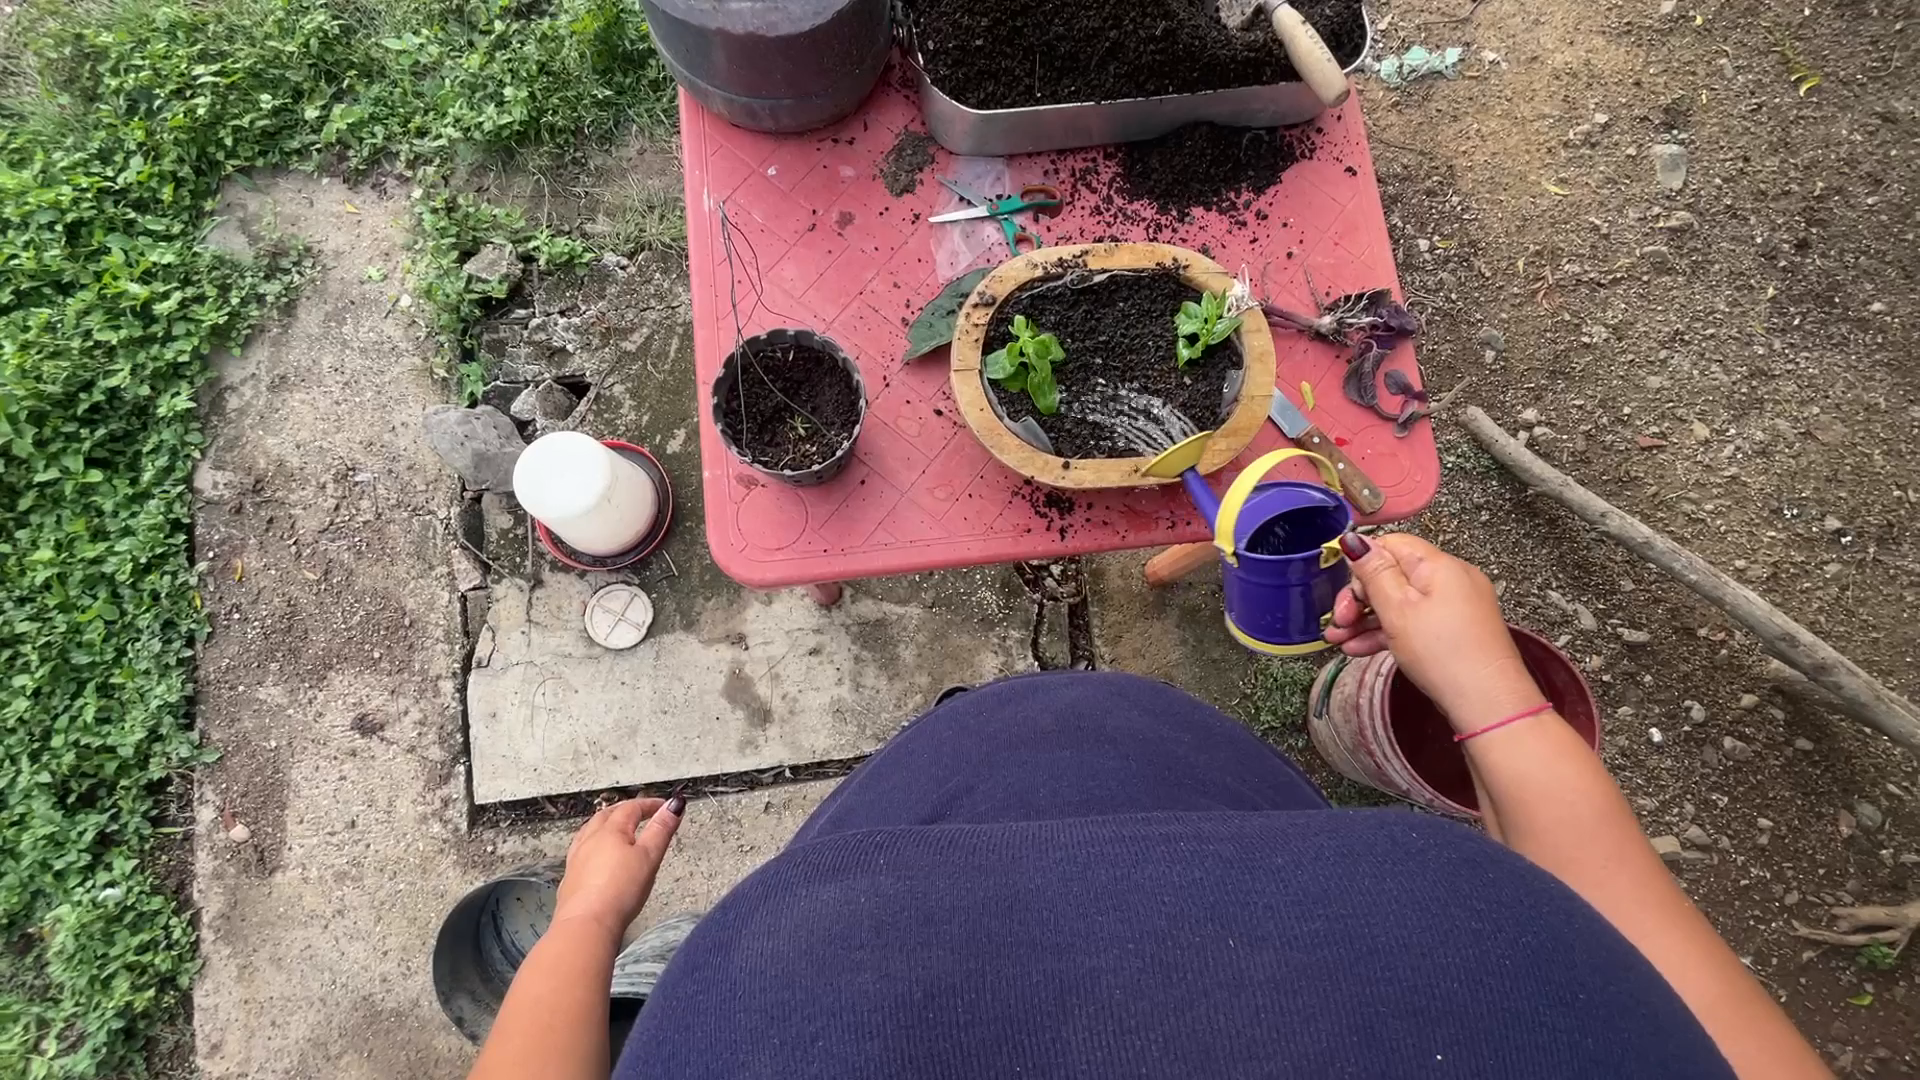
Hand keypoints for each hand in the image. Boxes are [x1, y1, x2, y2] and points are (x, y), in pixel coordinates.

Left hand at [551, 795, 682, 938]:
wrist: (586, 926)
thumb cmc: (619, 891)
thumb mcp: (650, 856)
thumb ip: (662, 829)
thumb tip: (674, 805)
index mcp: (611, 831)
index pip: (631, 808)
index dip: (649, 804)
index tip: (663, 806)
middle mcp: (590, 841)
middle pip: (606, 815)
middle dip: (624, 810)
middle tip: (639, 811)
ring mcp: (576, 861)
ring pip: (588, 832)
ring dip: (603, 824)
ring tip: (613, 827)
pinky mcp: (569, 881)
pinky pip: (578, 852)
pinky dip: (590, 845)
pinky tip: (593, 856)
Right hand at [1323, 532, 1544, 728]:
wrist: (1488, 704)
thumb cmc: (1443, 654)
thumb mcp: (1397, 609)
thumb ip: (1373, 572)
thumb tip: (1353, 539)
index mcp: (1438, 566)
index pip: (1390, 545)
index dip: (1361, 565)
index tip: (1345, 593)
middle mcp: (1450, 579)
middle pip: (1391, 574)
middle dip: (1358, 598)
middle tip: (1338, 622)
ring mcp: (1453, 606)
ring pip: (1398, 601)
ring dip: (1365, 619)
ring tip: (1339, 641)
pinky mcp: (1453, 629)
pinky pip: (1412, 620)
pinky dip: (1386, 632)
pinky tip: (1359, 649)